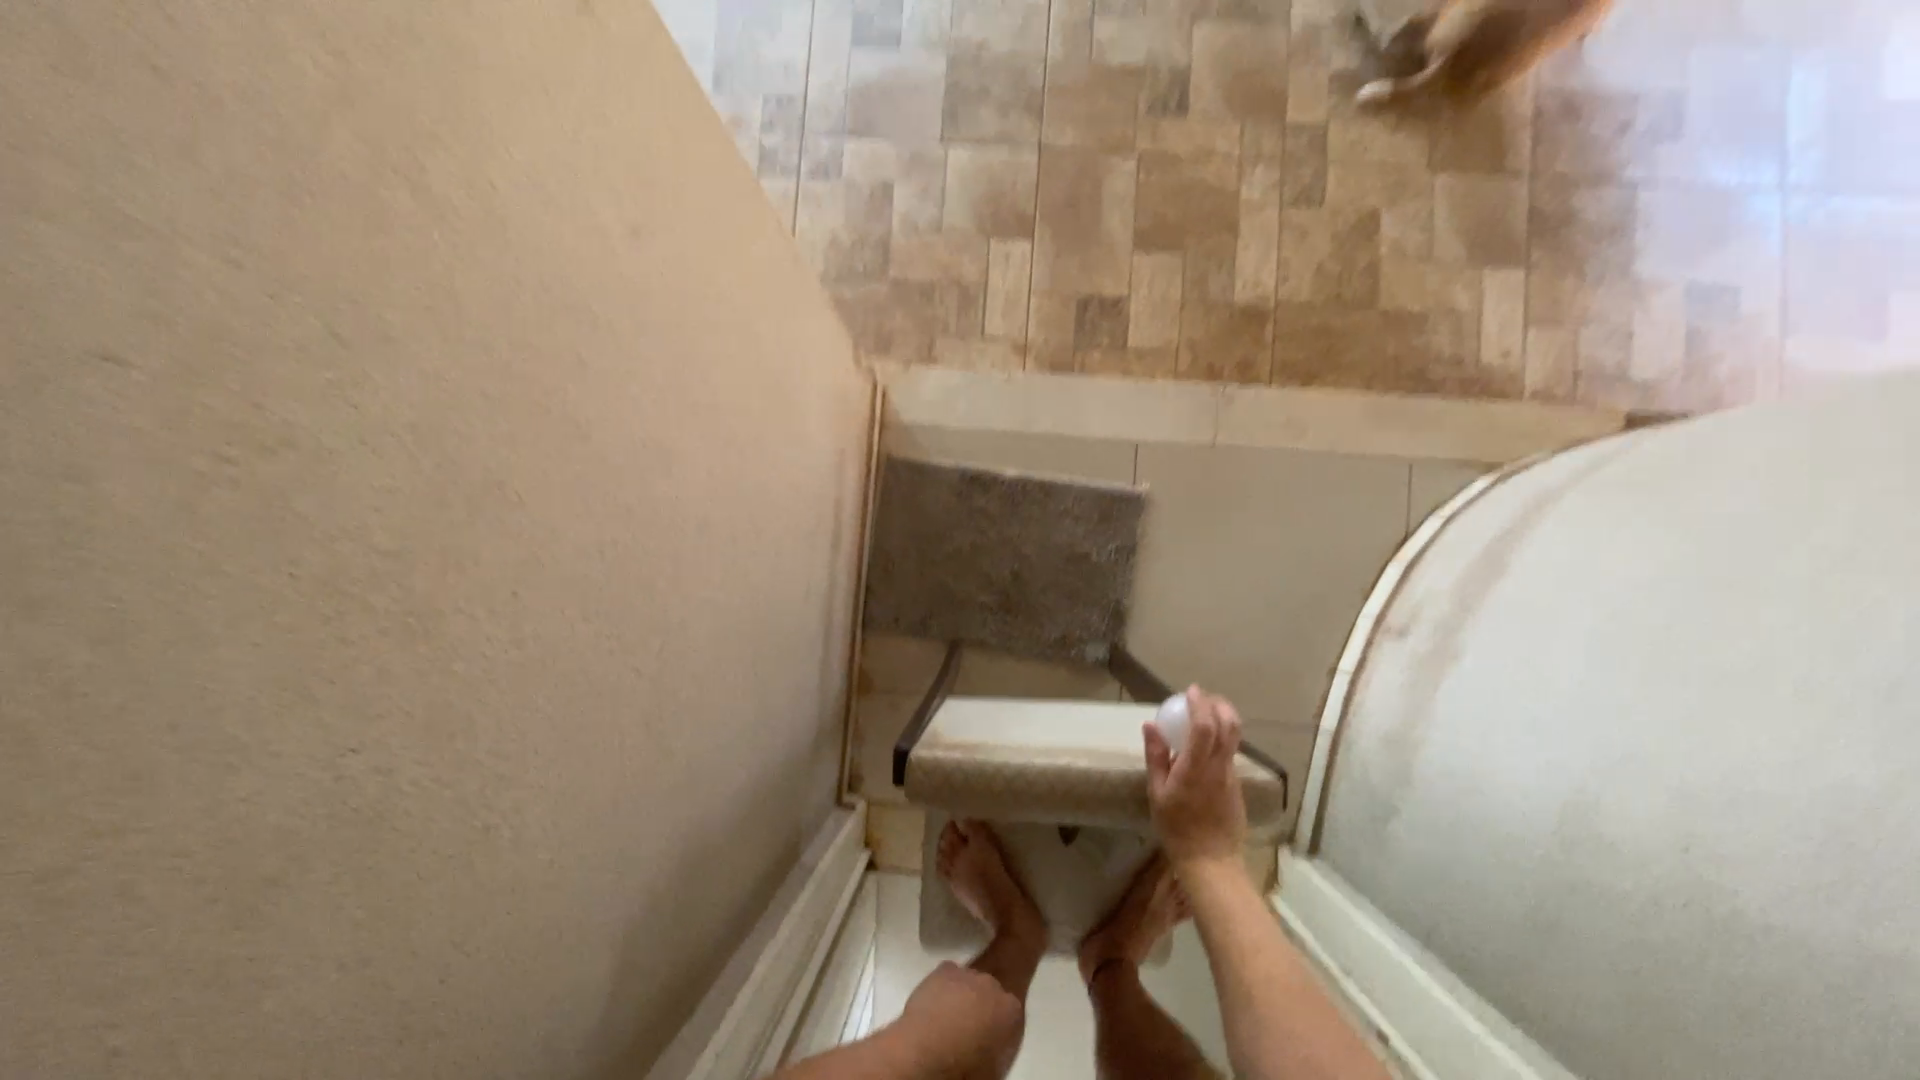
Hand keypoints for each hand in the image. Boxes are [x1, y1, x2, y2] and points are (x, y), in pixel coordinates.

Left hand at [887, 962, 1023, 1077]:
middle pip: (989, 990)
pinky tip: (934, 1004)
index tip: (986, 1034)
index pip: (1009, 1010)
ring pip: (968, 980)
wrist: (928, 1055)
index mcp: (1011, 1010)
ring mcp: (969, 974)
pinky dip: (943, 986)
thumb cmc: (966, 1068)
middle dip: (981, 1003)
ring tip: (946, 1016)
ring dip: (962, 994)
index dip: (996, 1022)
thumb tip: (993, 1040)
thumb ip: (999, 1042)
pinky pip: (948, 975)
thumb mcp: (995, 1064)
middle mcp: (994, 985)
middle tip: (966, 1025)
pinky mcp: (945, 969)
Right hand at [1143, 686, 1247, 866]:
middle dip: (1218, 704)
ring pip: (1234, 738)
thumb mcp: (1157, 794)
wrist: (1211, 860)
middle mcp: (1219, 767)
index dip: (1200, 704)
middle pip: (1229, 725)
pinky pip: (1231, 752)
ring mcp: (1232, 776)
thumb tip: (1151, 726)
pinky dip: (1222, 738)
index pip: (1204, 726)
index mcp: (1196, 768)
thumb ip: (1156, 757)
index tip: (1190, 691)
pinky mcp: (1237, 785)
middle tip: (1202, 697)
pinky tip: (1207, 745)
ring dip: (1222, 719)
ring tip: (1204, 715)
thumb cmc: (1177, 828)